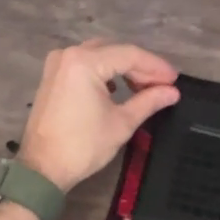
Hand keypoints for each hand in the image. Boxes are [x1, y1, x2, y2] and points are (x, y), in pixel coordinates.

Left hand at [18, 40, 180, 190]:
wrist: (44, 168)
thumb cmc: (83, 146)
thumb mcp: (121, 123)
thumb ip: (148, 102)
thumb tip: (172, 92)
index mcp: (85, 62)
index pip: (129, 55)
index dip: (156, 66)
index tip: (175, 80)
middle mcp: (69, 54)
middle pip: (114, 52)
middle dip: (140, 67)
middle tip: (162, 85)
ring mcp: (58, 64)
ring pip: (100, 56)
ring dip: (123, 69)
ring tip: (144, 88)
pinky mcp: (53, 77)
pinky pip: (85, 65)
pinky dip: (104, 73)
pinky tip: (118, 89)